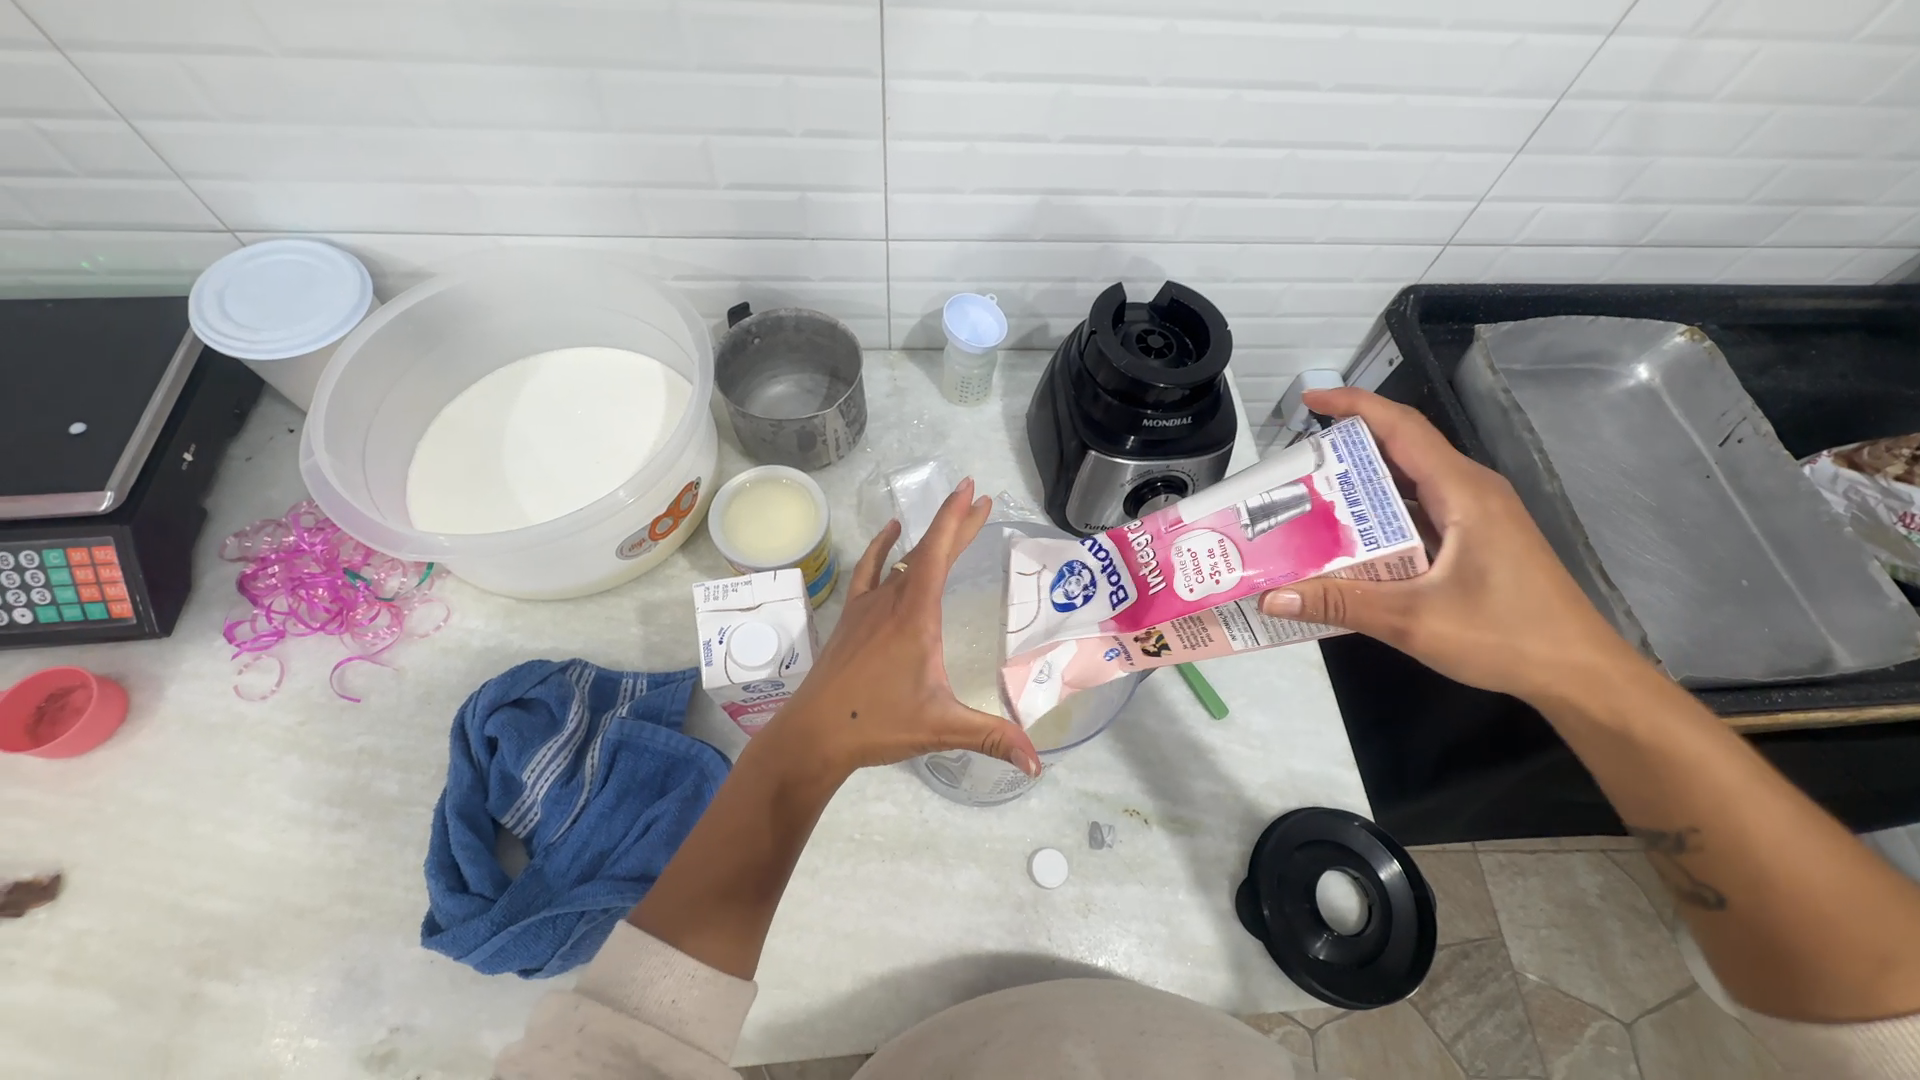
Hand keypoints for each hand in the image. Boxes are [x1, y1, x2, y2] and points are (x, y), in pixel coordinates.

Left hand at [760, 478, 1040, 778]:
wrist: (812, 733)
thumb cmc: (875, 724)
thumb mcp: (939, 728)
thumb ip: (991, 738)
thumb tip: (1038, 763)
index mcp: (915, 616)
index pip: (938, 553)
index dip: (955, 519)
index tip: (971, 490)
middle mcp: (891, 601)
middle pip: (926, 550)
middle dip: (955, 524)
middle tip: (978, 498)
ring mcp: (867, 608)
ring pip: (902, 559)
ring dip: (928, 538)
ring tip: (950, 517)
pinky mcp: (851, 619)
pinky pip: (868, 572)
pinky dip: (881, 549)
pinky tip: (889, 535)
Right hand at [1260, 388, 1643, 705]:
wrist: (1579, 673)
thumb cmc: (1506, 635)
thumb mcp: (1412, 620)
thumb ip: (1340, 603)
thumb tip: (1271, 597)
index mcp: (1463, 492)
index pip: (1402, 428)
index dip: (1354, 405)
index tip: (1309, 398)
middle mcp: (1472, 492)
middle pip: (1402, 450)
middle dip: (1347, 449)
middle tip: (1294, 466)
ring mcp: (1479, 516)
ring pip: (1411, 484)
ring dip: (1363, 487)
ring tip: (1310, 501)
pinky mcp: (1479, 540)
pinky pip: (1422, 512)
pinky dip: (1383, 518)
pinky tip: (1352, 543)